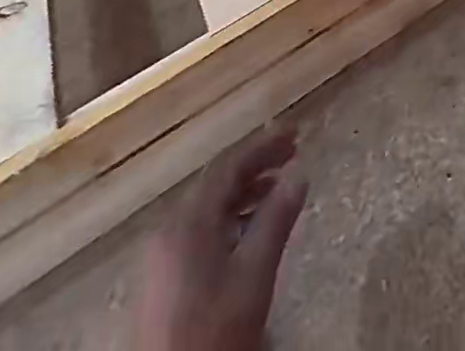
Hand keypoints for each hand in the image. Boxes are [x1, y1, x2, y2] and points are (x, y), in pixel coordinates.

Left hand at [134, 128, 308, 350]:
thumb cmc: (215, 332)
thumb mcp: (254, 274)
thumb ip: (276, 219)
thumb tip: (299, 174)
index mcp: (188, 222)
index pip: (228, 167)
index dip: (263, 146)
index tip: (295, 133)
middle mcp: (170, 227)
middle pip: (217, 181)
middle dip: (256, 163)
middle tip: (294, 150)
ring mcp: (165, 252)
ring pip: (210, 204)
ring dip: (246, 189)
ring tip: (280, 183)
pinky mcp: (167, 273)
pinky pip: (203, 225)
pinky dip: (232, 213)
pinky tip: (254, 222)